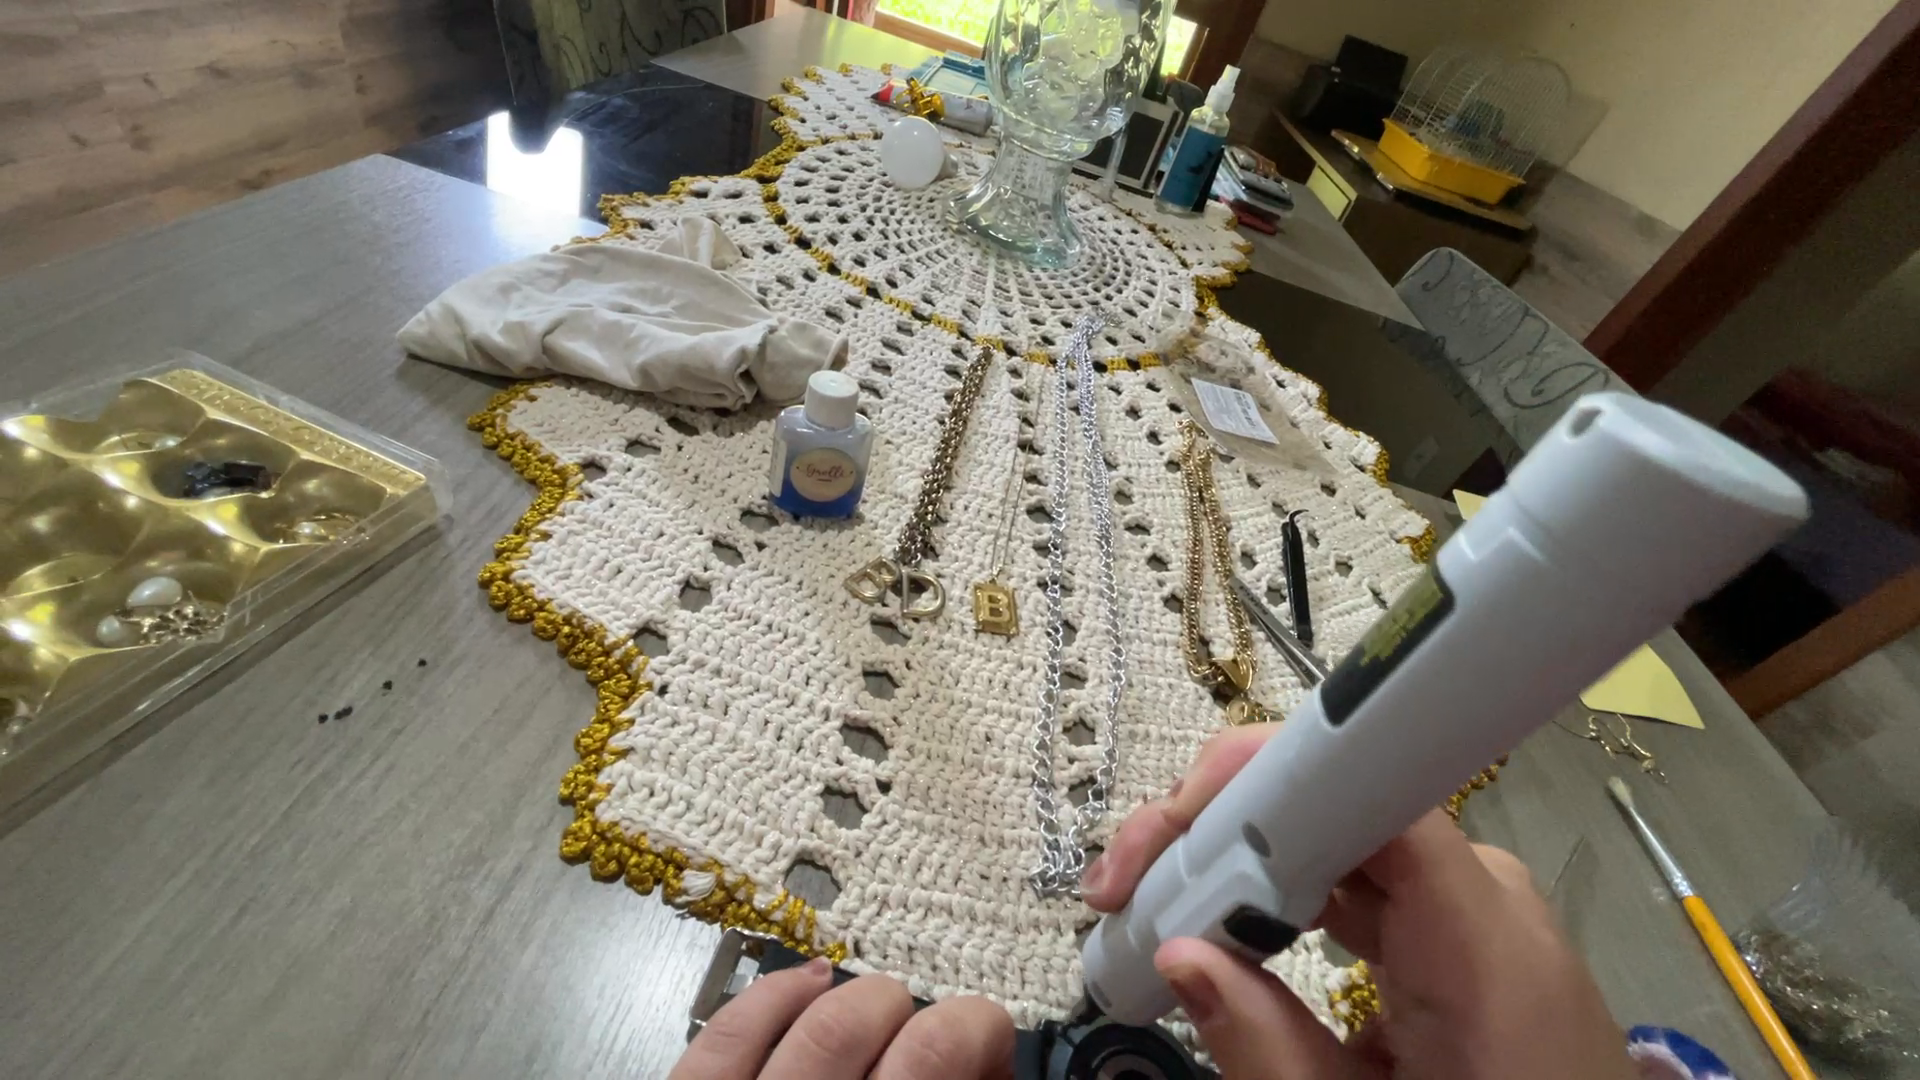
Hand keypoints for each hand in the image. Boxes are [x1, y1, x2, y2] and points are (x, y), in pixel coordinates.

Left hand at [671, 957, 1015, 1078]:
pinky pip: (731, 1034)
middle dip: (946, 1027)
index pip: (945, 1062)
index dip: (987, 1039)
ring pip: (826, 1027)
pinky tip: (814, 980)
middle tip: (945, 1049)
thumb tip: (985, 1077)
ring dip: (873, 1004)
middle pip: (912, 1049)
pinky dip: (778, 992)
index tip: (993, 1061)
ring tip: (886, 1011)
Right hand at [1080, 725, 1634, 1079]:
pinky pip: (1341, 869)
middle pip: (1320, 802)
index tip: (1175, 829)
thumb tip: (1173, 954)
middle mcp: (1474, 889)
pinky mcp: (1446, 919)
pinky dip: (1269, 885)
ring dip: (1227, 856)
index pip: (1365, 788)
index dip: (1263, 778)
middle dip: (1209, 828)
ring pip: (1319, 831)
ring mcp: (1460, 897)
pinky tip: (1220, 919)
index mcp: (1479, 940)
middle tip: (1124, 886)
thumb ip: (1270, 1053)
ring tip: (1150, 899)